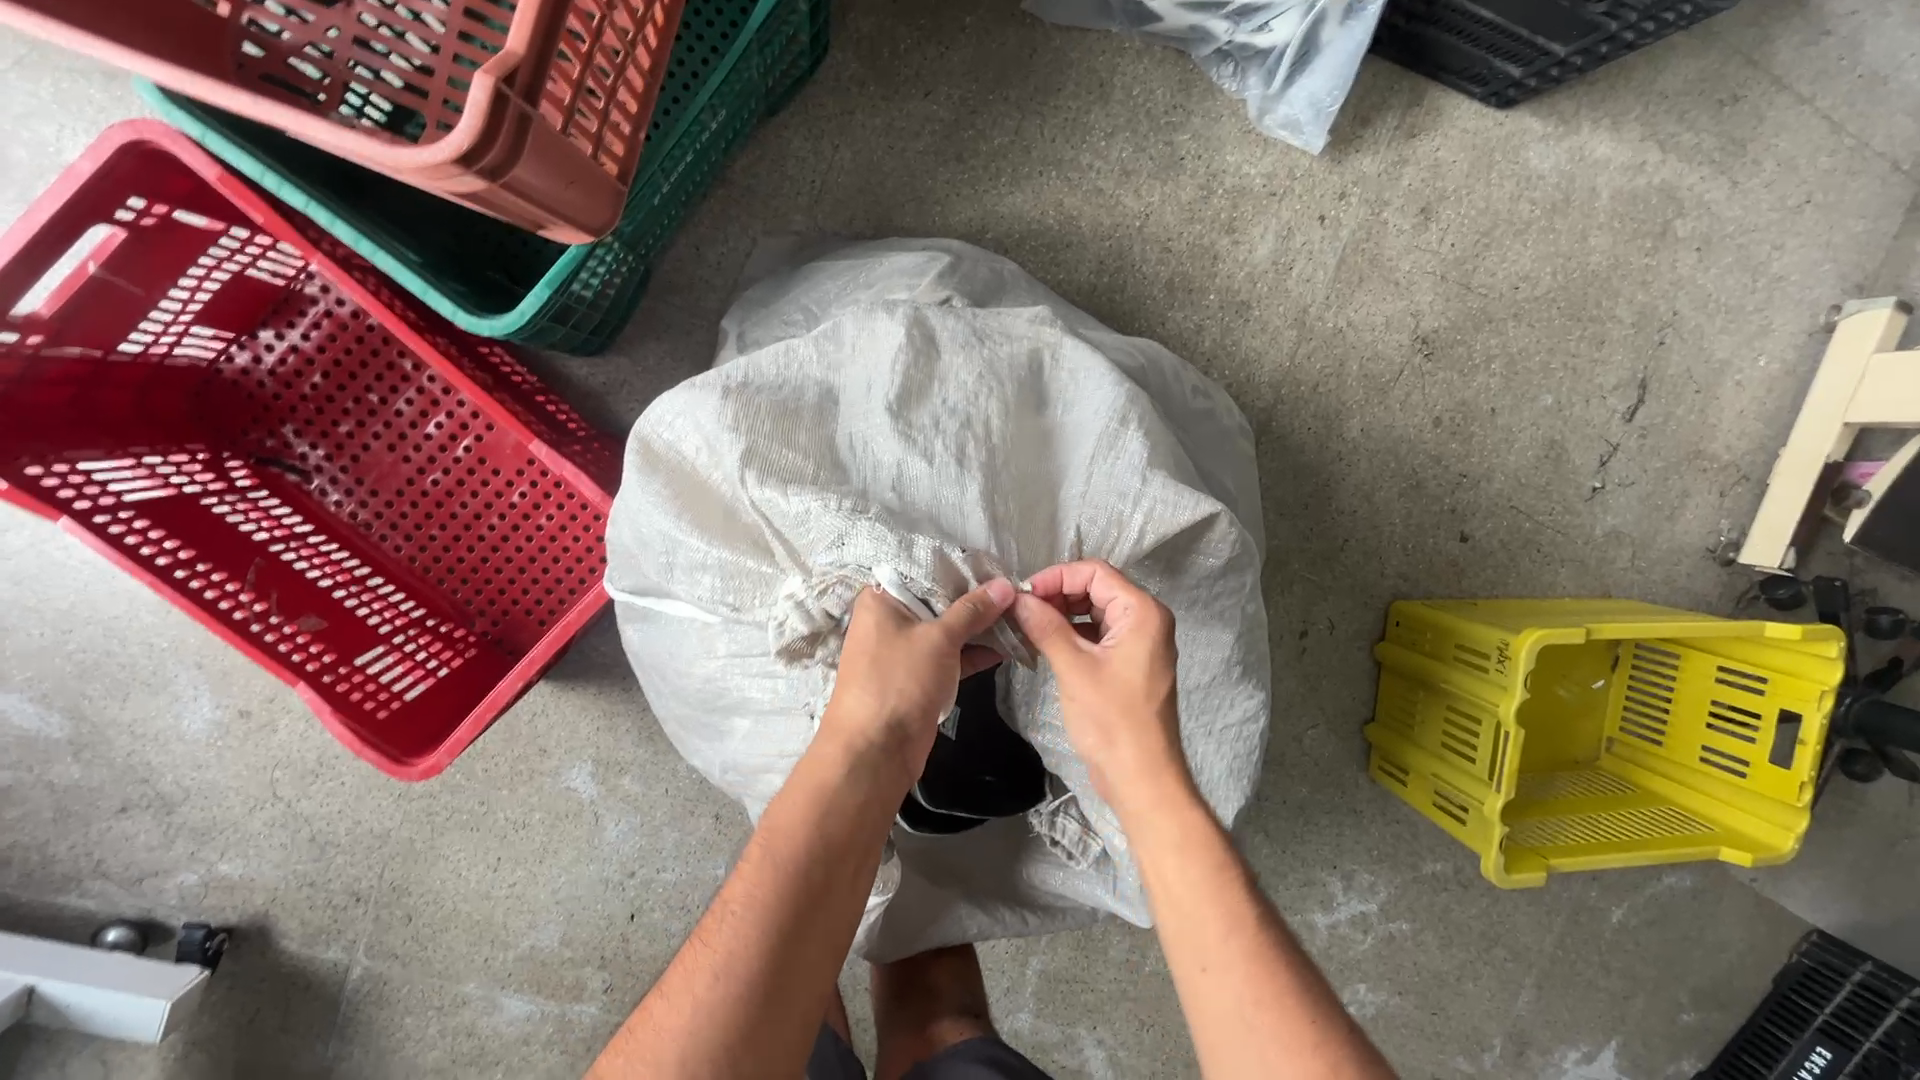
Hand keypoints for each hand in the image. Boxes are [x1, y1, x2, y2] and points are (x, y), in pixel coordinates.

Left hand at [817, 578, 1016, 789]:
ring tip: (1020, 617)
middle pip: (938, 600)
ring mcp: (903, 651)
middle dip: (976, 599)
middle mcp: (890, 619)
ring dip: (979, 627)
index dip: (962, 568)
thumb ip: (972, 610)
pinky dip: (973, 653)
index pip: (925, 570)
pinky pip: (949, 656)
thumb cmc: (898, 682)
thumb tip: (1005, 585)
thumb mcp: (938, 639)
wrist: (874, 752)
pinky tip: (1007, 646)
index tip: (999, 566)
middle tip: (1017, 592)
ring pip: (946, 630)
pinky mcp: (917, 678)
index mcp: (881, 599)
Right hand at [1009, 559, 1191, 811]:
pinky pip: (1098, 634)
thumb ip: (1045, 626)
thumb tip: (1017, 598)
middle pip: (1096, 588)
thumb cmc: (1112, 721)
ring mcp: (1139, 643)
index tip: (1023, 595)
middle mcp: (1146, 620)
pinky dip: (1072, 634)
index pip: (1096, 572)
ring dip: (1061, 614)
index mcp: (1142, 612)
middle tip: (1021, 611)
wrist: (1141, 776)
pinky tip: (1044, 643)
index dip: (1057, 576)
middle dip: (1057, 594)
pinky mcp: (1129, 664)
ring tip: (1026, 626)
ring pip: (1095, 611)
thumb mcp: (1074, 668)